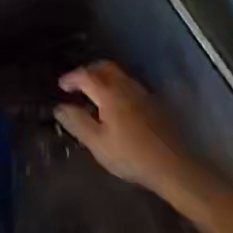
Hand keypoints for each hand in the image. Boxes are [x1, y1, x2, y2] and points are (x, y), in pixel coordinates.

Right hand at [54, 61, 201, 195]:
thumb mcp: (97, 142)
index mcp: (110, 93)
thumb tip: (60, 107)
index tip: (61, 86)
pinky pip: (130, 86)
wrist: (172, 165)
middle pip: (105, 67)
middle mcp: (127, 87)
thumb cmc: (130, 155)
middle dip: (88, 71)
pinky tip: (116, 106)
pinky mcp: (154, 103)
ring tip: (94, 94)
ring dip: (104, 78)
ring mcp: (143, 93)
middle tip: (77, 84)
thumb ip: (77, 122)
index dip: (71, 77)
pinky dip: (117, 87)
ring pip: (120, 75)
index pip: (86, 75)